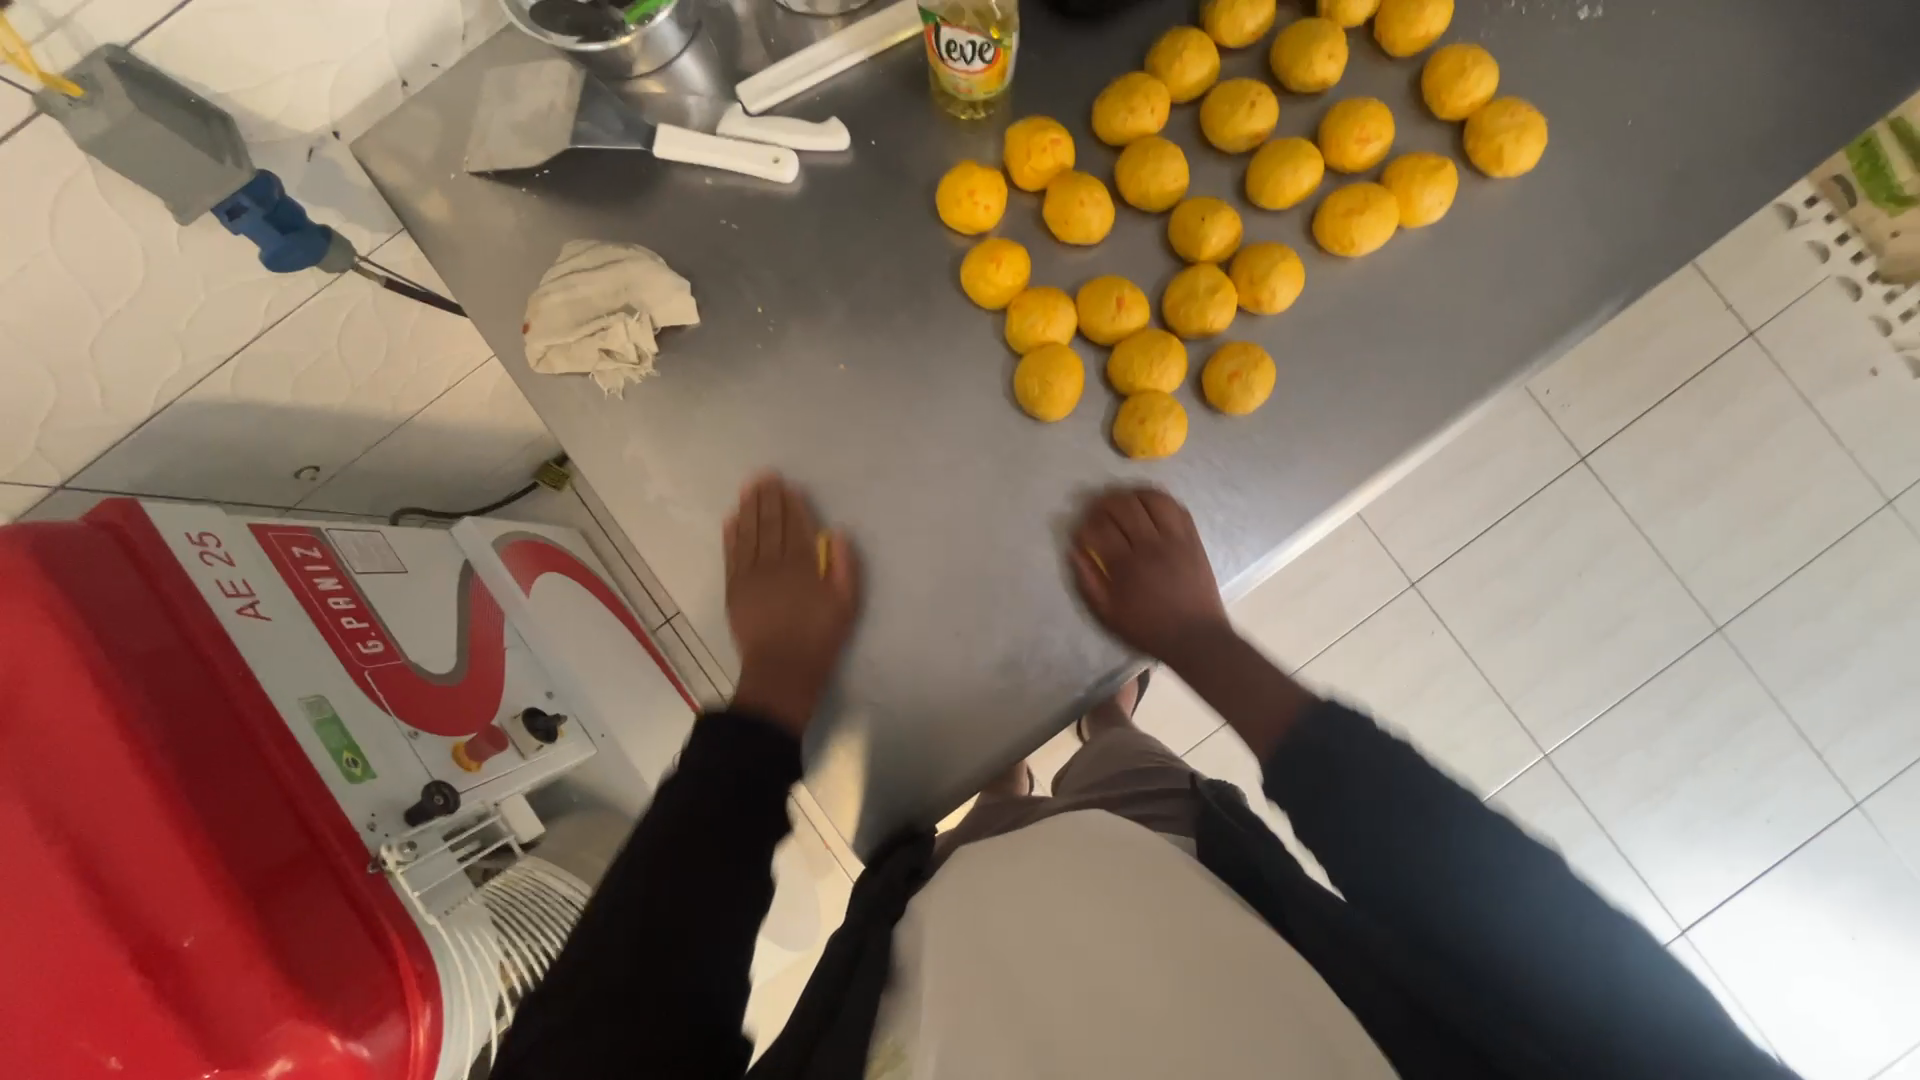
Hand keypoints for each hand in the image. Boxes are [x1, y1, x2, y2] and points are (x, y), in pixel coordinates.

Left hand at [723, 473, 858, 736]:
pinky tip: (732, 518)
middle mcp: (774, 562)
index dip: (792, 504)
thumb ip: (843, 565)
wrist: (782, 669)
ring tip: (749, 488)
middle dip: (768, 498)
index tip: (788, 486)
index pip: (796, 525)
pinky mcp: (735, 588)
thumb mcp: (846, 603)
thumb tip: (835, 533)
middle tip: (765, 476)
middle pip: (770, 523)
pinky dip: (732, 534)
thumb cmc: (820, 637)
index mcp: (803, 564)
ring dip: (749, 508)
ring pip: (749, 533)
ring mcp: (750, 574)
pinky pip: (732, 553)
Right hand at [1069, 486, 1230, 664]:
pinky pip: (1176, 507)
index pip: (1099, 528)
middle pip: (1123, 505)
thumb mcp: (1107, 613)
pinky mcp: (1192, 538)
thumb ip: (1088, 580)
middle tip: (1095, 510)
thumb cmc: (1148, 627)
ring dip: (1132, 494)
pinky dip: (1159, 499)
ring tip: (1122, 501)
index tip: (1079, 531)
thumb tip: (1074, 551)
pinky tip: (1148, 505)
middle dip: (1103, 502)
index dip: (1084, 524)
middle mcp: (1150, 545)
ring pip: (1151, 499)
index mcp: (1126, 565)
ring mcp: (1175, 538)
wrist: (1195, 636)